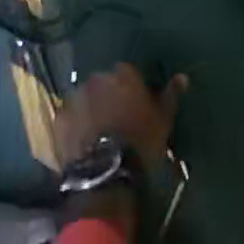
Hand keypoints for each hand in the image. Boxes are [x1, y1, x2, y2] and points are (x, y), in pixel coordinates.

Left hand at [53, 63, 187, 172]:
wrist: (107, 170)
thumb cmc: (141, 142)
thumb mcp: (163, 119)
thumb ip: (171, 95)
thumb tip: (183, 76)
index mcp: (123, 73)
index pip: (128, 73)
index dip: (131, 90)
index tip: (135, 107)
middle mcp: (97, 76)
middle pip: (104, 82)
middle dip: (108, 96)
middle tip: (116, 120)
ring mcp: (76, 94)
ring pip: (85, 97)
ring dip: (90, 108)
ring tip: (98, 132)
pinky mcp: (60, 115)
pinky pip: (69, 116)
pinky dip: (75, 124)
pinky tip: (82, 141)